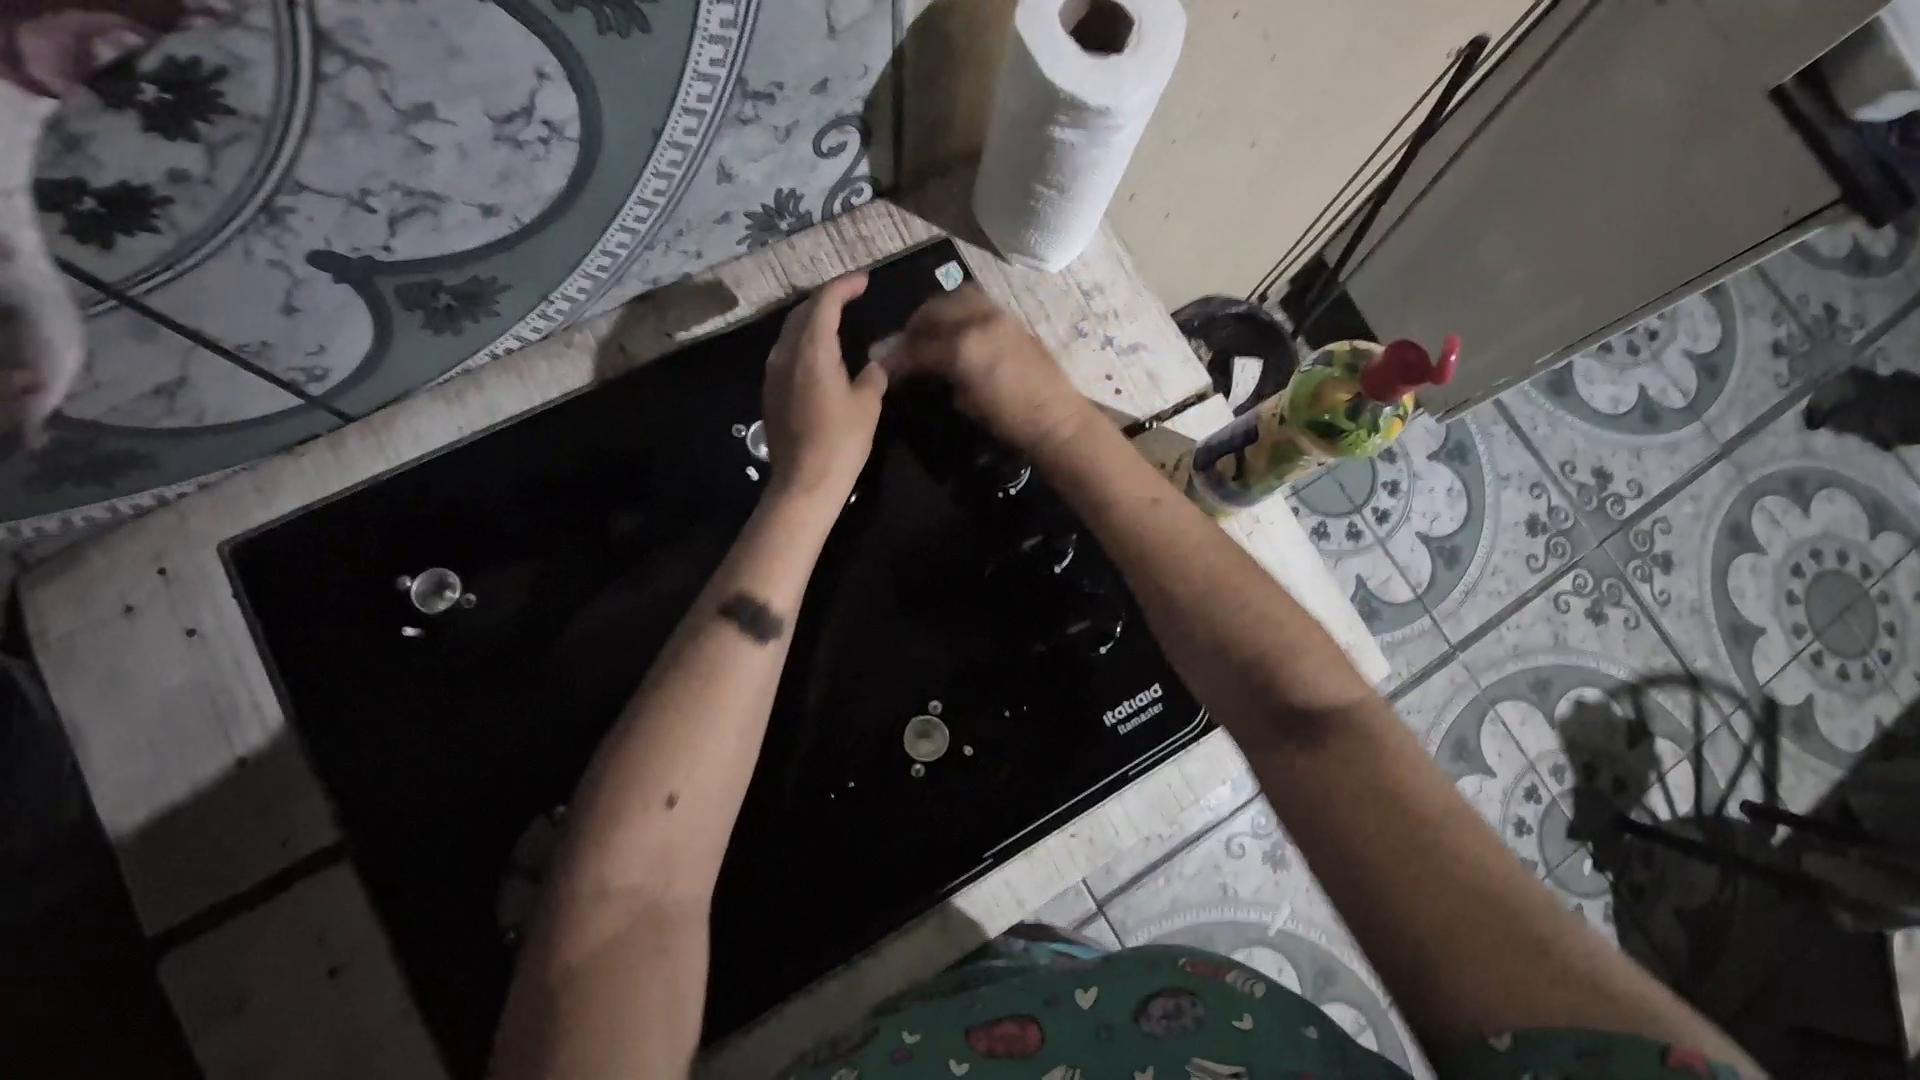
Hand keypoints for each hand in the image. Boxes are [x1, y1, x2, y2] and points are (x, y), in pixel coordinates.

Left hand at [762, 272, 887, 499]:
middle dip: (827, 299)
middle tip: (851, 296)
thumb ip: (873, 374)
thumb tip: (877, 363)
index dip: (844, 286)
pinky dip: (804, 342)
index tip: (864, 280)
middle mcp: (785, 354)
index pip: (825, 302)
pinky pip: (786, 353)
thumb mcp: (867, 404)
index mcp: (812, 350)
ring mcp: (773, 373)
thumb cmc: (840, 442)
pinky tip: (820, 353)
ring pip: (791, 332)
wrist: (804, 482)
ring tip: (837, 319)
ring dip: (813, 320)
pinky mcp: (770, 392)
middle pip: (802, 312)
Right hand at [882, 285, 1087, 453]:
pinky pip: (978, 303)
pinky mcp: (1012, 319)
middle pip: (933, 312)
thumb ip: (943, 378)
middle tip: (906, 345)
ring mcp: (998, 316)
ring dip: (938, 312)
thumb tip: (929, 371)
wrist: (1056, 418)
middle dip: (914, 328)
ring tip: (931, 330)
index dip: (898, 359)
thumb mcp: (966, 403)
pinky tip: (957, 329)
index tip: (886, 367)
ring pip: (957, 298)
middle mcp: (978, 322)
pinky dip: (960, 311)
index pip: (918, 348)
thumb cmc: (1010, 420)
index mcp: (963, 348)